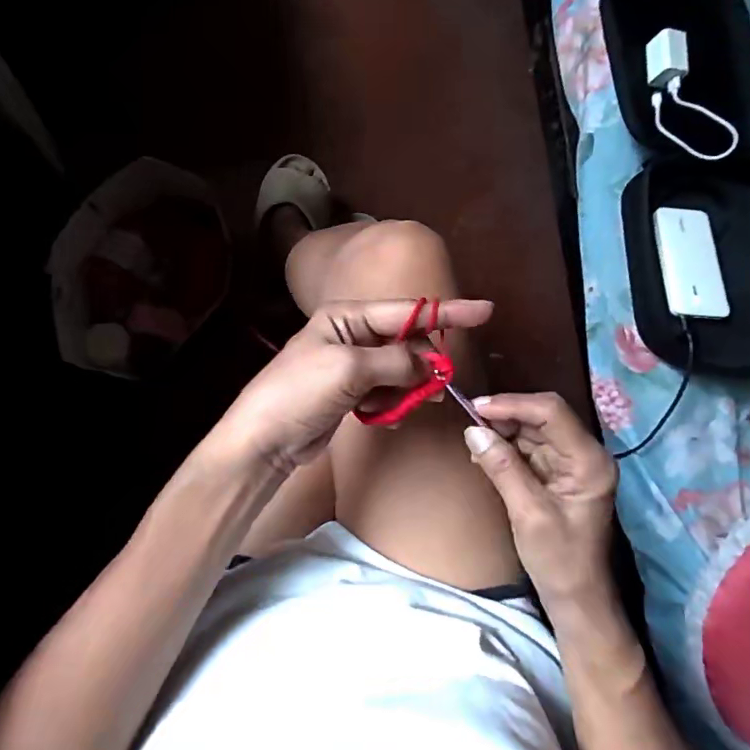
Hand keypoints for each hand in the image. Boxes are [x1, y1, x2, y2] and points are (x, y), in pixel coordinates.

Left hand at [208, 298, 493, 474]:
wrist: (264, 439)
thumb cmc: (298, 393)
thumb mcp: (349, 369)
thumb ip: (397, 361)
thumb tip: (432, 362)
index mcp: (344, 316)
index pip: (405, 309)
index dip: (446, 312)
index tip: (486, 311)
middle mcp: (349, 335)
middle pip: (406, 342)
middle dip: (422, 363)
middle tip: (436, 385)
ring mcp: (350, 365)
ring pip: (400, 370)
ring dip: (406, 388)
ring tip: (398, 406)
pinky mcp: (350, 393)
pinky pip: (387, 392)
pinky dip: (391, 404)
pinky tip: (381, 417)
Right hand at [463, 392, 619, 607]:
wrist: (576, 596)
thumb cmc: (559, 559)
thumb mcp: (527, 513)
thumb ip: (502, 468)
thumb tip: (473, 431)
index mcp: (589, 461)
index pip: (552, 412)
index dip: (513, 404)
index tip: (476, 408)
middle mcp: (585, 454)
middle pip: (543, 415)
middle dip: (505, 414)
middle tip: (470, 421)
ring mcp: (571, 463)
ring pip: (533, 428)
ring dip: (502, 429)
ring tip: (474, 438)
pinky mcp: (557, 472)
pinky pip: (528, 446)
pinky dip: (504, 445)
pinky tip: (485, 453)